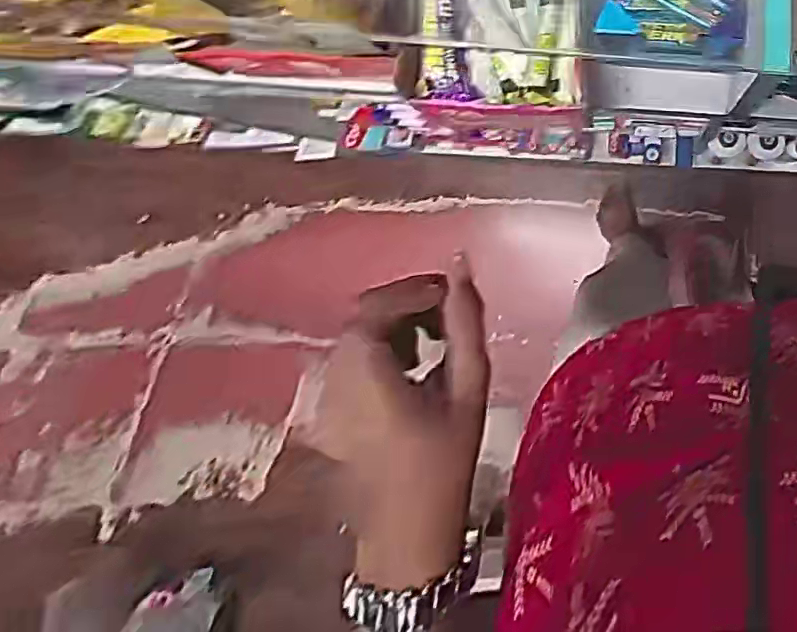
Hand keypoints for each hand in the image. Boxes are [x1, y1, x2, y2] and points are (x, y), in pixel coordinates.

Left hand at [312, 255, 489, 587]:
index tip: (450, 292)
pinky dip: (387, 345)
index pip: (373, 310)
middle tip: (450, 311)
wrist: (408, 531)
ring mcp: (326, 397)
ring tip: (439, 338)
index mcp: (364, 378)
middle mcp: (334, 382)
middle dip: (409, 303)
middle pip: (364, 317)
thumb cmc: (445, 458)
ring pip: (359, 334)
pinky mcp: (329, 407)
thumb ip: (466, 322)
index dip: (412, 291)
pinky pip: (354, 356)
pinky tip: (418, 363)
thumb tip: (460, 266)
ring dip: (399, 323)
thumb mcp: (469, 386)